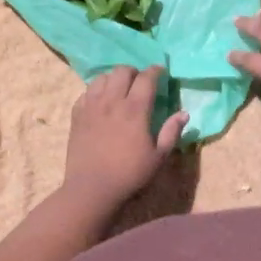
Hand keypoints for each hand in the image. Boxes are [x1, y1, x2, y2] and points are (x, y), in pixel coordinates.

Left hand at [63, 65, 187, 206]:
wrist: (92, 189)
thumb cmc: (130, 174)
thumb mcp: (158, 157)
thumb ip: (171, 132)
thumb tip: (184, 113)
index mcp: (135, 110)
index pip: (146, 78)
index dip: (155, 71)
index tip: (160, 71)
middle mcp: (112, 102)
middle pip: (122, 71)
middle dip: (133, 72)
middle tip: (139, 82)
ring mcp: (91, 107)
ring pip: (101, 78)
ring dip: (113, 79)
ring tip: (118, 90)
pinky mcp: (76, 116)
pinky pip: (85, 93)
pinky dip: (95, 92)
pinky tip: (100, 102)